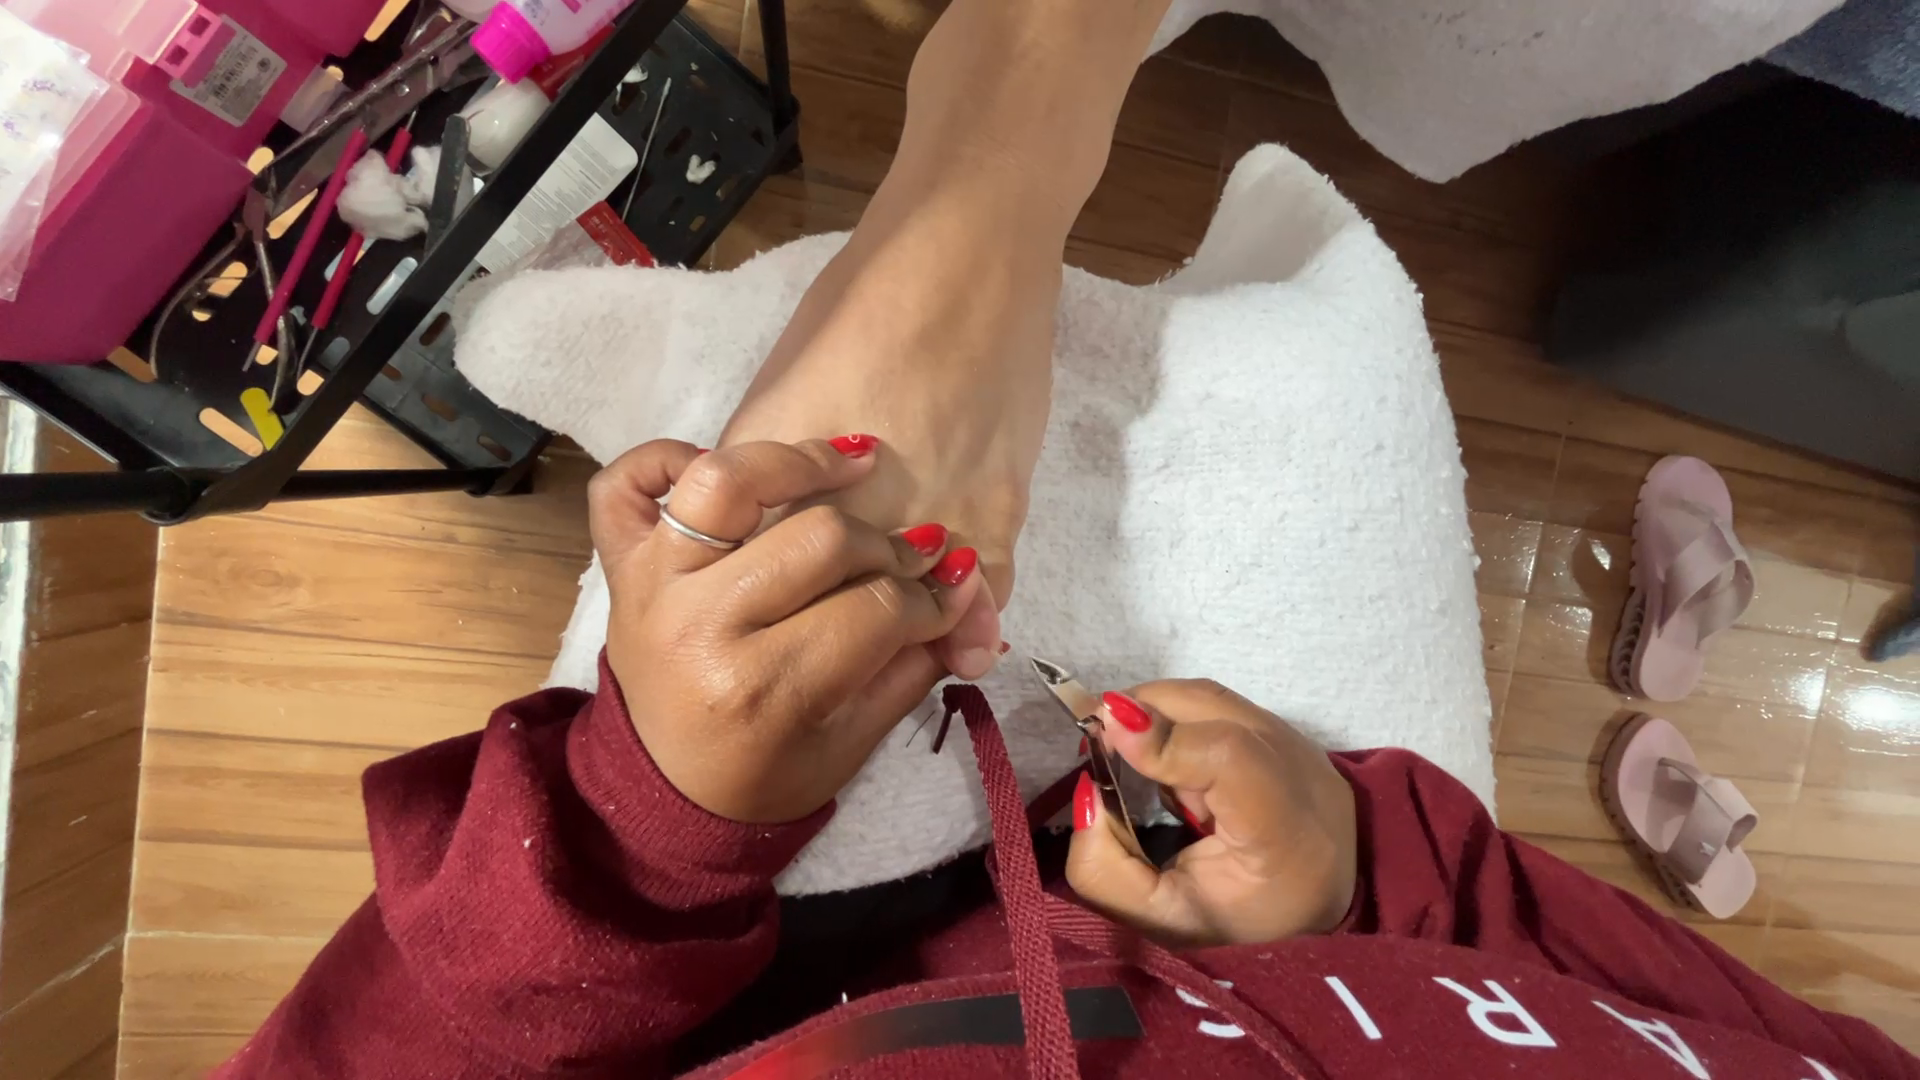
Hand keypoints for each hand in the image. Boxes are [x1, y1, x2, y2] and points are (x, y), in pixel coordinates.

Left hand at [590, 437, 991, 823]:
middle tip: (911, 556)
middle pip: (822, 538)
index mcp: (763, 689)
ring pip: (728, 481)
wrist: (667, 797)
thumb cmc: (771, 776)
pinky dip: (669, 457)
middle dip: (889, 546)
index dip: (933, 597)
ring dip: (802, 462)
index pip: (877, 608)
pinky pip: (627, 482)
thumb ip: (920, 660)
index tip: (953, 592)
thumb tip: (970, 587)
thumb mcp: (858, 738)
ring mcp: (651, 587)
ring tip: (853, 464)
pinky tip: (725, 470)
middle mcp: (700, 627)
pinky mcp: (622, 568)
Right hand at [1066, 680, 1357, 945]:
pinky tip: (1159, 748)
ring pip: (1207, 697)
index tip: (1107, 734)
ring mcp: (1295, 742)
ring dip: (1153, 709)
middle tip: (1095, 742)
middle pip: (1212, 710)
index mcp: (1283, 834)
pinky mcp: (1282, 728)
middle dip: (1141, 712)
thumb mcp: (1166, 921)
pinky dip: (1173, 714)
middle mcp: (1300, 773)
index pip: (1232, 758)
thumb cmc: (1239, 920)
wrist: (1315, 900)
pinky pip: (1213, 704)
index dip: (1166, 738)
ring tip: (1122, 745)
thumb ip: (1106, 870)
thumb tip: (1086, 791)